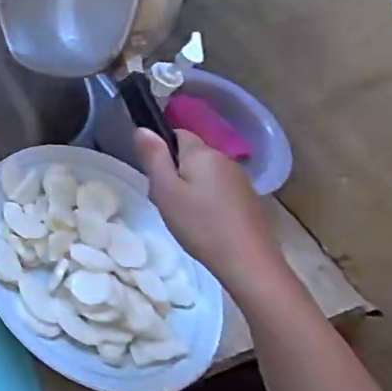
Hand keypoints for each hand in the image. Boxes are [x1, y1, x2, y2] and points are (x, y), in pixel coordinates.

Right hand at [134, 127, 307, 312]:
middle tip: (162, 198)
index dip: (160, 149)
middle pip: (190, 155)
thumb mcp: (165, 189)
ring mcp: (239, 180)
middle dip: (172, 170)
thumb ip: (153, 157)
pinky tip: (200, 221)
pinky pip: (216, 188)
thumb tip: (143, 128)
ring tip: (179, 213)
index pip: (177, 134)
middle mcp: (225, 160)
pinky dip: (204, 199)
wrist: (248, 262)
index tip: (152, 174)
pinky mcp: (247, 199)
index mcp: (204, 154)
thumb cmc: (199, 223)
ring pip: (203, 173)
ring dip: (187, 186)